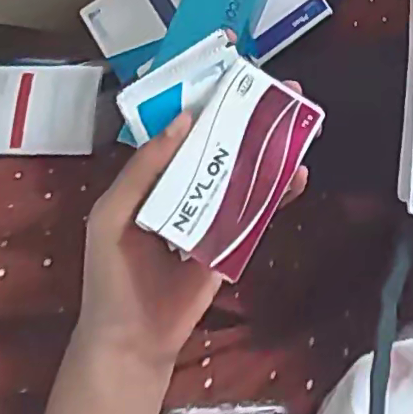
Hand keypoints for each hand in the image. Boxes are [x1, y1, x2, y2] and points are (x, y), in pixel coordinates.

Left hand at [74, 110, 308, 372]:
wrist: (133, 339)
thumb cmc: (112, 272)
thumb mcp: (113, 213)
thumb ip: (144, 167)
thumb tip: (184, 120)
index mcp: (159, 172)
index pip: (189, 126)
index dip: (212, 100)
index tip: (238, 74)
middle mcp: (190, 183)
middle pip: (225, 142)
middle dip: (253, 116)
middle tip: (284, 91)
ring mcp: (215, 209)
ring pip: (248, 169)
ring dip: (274, 147)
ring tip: (300, 124)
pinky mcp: (235, 236)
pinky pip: (261, 207)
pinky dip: (281, 190)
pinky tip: (298, 175)